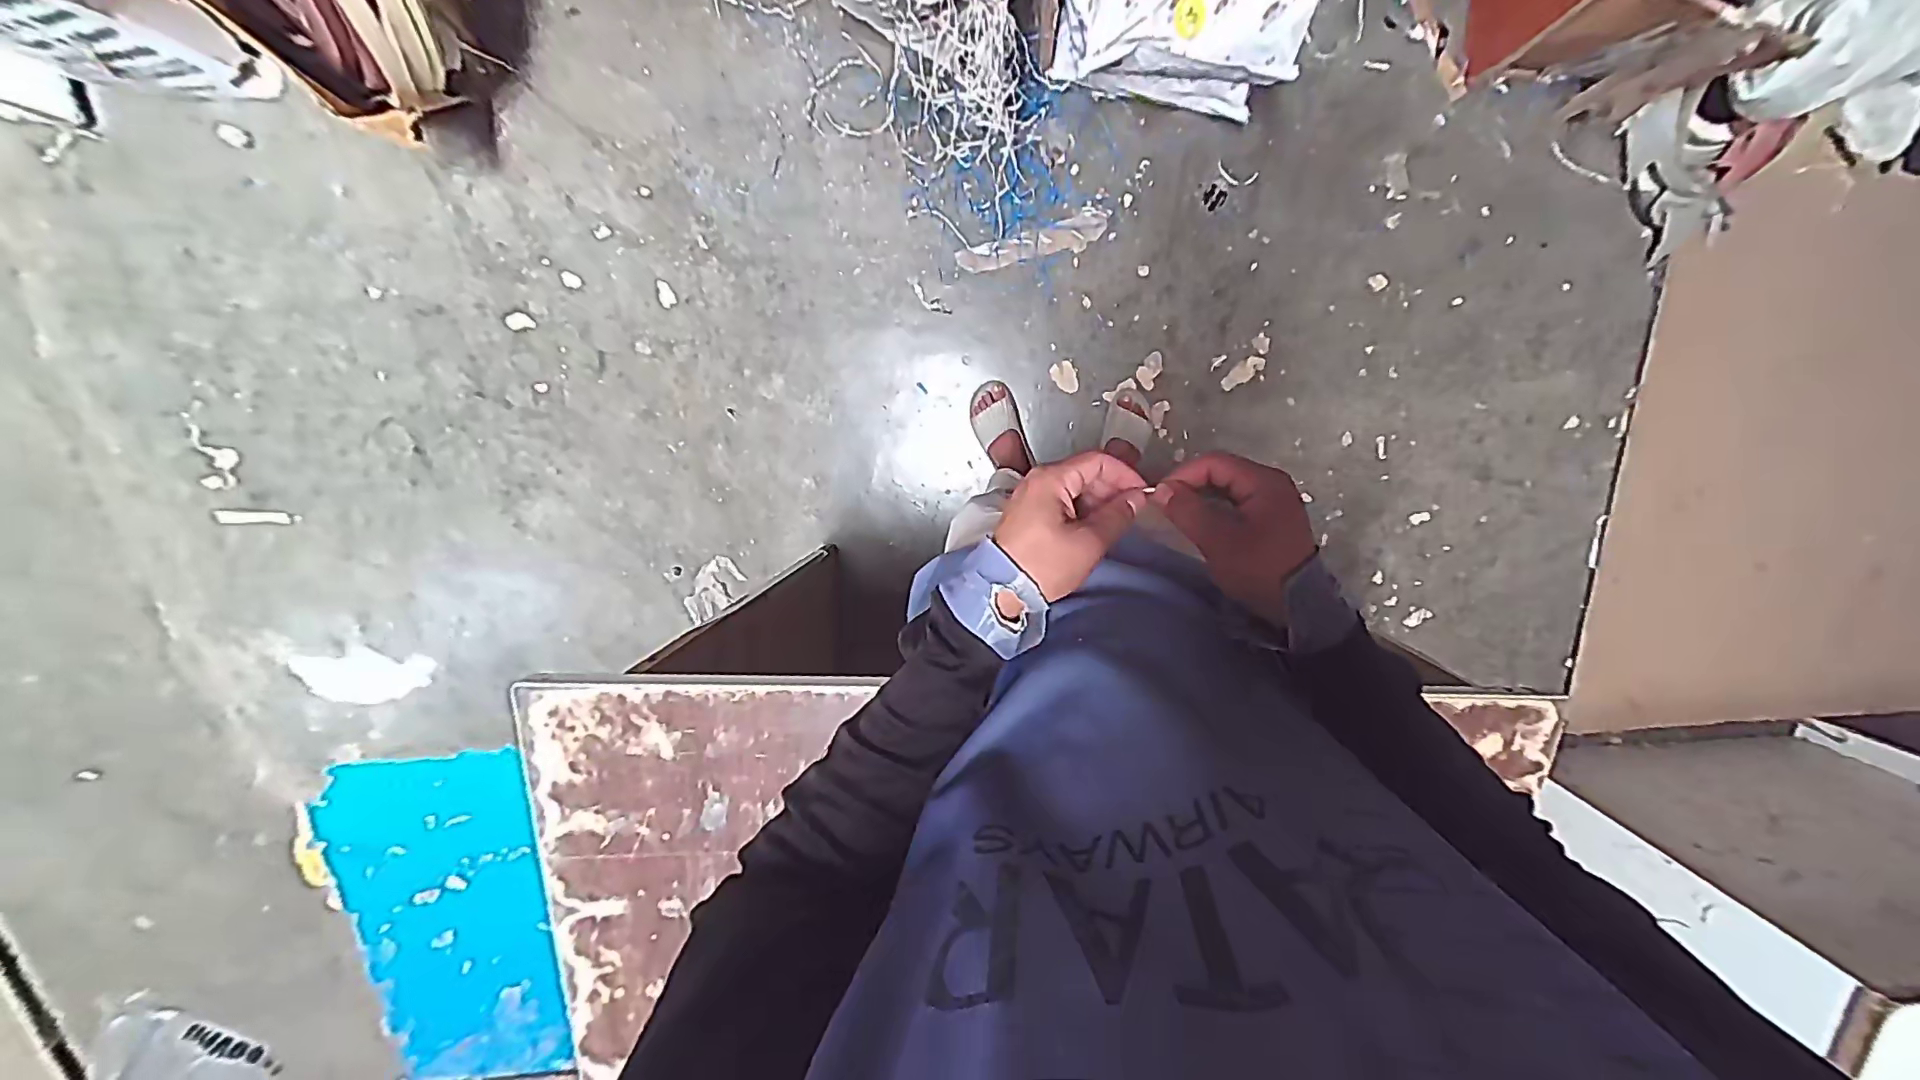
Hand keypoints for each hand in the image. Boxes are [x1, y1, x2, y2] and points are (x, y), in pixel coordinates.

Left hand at [994, 451, 1148, 600]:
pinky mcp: (1028, 513)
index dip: (1125, 474)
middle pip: (1084, 471)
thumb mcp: (1089, 542)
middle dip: (1112, 488)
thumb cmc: (1038, 567)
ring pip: (1073, 486)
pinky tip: (1092, 527)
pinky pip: (1060, 500)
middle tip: (1131, 509)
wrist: (1002, 590)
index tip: (1141, 492)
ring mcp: (1030, 496)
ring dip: (1097, 500)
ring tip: (1114, 522)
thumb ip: (1117, 515)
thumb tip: (1134, 500)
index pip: (1097, 461)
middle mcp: (1036, 481)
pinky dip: (1080, 509)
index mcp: (1050, 480)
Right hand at [1152, 451, 1314, 622]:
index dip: (1182, 475)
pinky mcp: (1270, 519)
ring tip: (1178, 514)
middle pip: (1221, 471)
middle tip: (1165, 505)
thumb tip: (1161, 490)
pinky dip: (1213, 508)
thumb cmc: (1258, 569)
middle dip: (1189, 485)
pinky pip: (1234, 503)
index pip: (1213, 462)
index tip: (1159, 497)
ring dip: (1200, 497)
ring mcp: (1272, 502)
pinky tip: (1199, 524)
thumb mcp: (1218, 539)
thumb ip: (1187, 510)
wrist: (1298, 606)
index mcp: (1263, 481)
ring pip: (1226, 488)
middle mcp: (1270, 484)